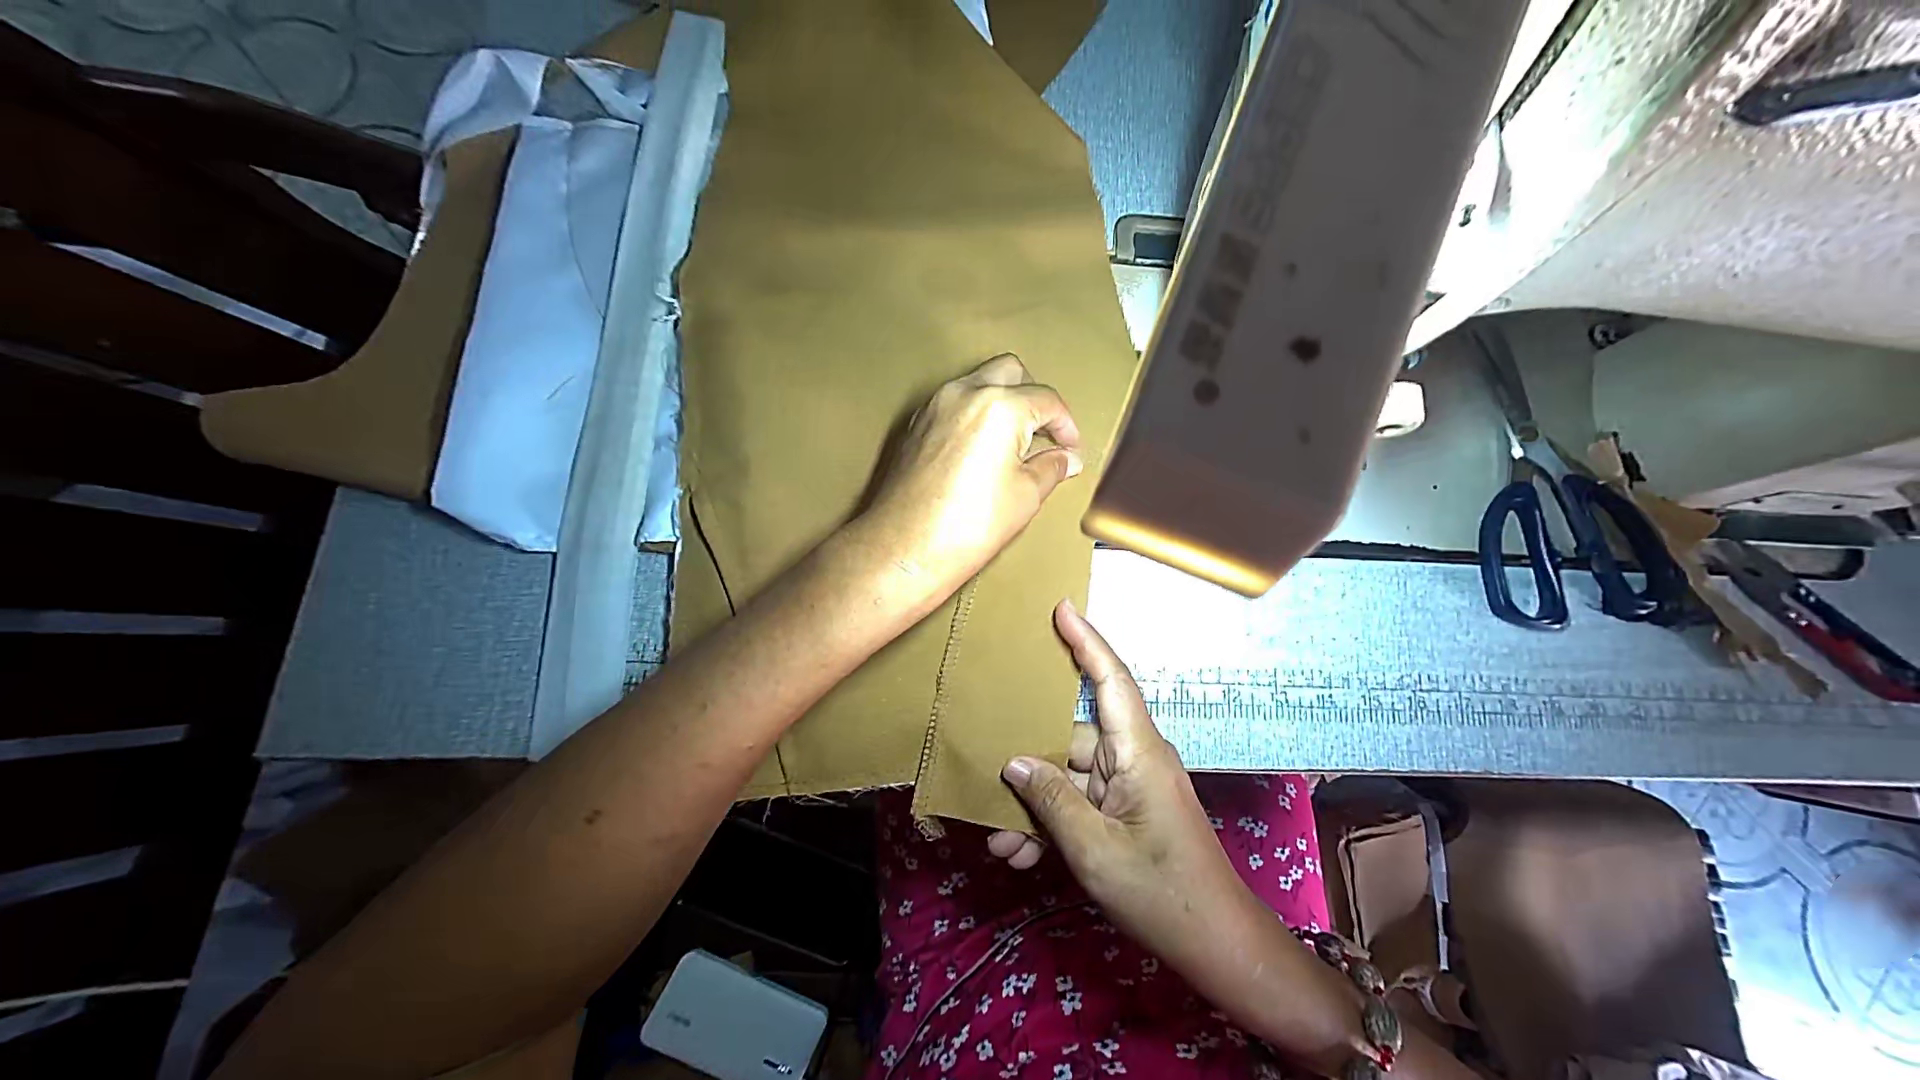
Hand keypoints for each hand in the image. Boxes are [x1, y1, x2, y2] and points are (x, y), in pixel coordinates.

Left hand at [853, 354, 1082, 604]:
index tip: (1070, 448)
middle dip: (1034, 398)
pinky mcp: (917, 425)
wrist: (905, 548)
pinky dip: (975, 415)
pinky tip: (983, 450)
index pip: (1047, 401)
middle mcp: (964, 394)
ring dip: (1003, 402)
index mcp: (999, 406)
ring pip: (979, 383)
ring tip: (1015, 443)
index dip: (1067, 426)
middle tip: (1046, 434)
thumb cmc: (961, 528)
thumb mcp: (1025, 496)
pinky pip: (954, 404)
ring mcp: (935, 407)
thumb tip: (1064, 459)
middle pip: (1012, 373)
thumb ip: (1051, 467)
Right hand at [990, 600, 1249, 958]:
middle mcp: (1134, 759)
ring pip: (1069, 776)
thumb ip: (1052, 801)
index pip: (1111, 680)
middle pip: (1072, 738)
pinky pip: (1081, 802)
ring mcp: (1130, 786)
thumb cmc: (1162, 893)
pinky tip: (1022, 856)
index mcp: (1139, 752)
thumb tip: (1016, 763)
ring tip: (1001, 841)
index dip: (1086, 641)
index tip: (1061, 607)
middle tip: (986, 791)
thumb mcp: (1095, 851)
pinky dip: (1053, 824)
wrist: (1216, 946)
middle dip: (1029, 766)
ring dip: (1035, 807)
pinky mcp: (1126, 811)